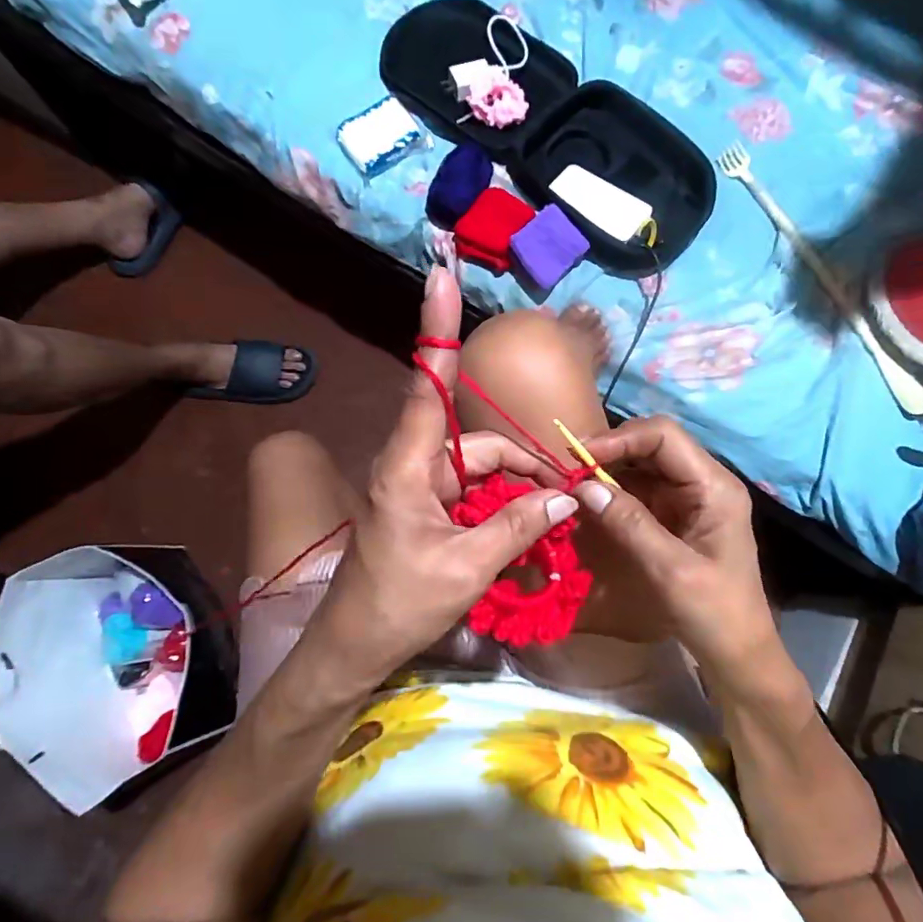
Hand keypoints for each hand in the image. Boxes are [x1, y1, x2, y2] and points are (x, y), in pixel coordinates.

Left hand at [296, 269, 577, 692]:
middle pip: (479, 444)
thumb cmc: (401, 604)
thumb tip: (567, 495)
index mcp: (408, 466)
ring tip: (550, 527)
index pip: (426, 383)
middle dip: (524, 466)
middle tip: (566, 498)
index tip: (440, 275)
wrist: (355, 646)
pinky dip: (500, 508)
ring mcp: (418, 487)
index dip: (436, 326)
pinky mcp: (424, 507)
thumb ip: (519, 526)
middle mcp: (411, 464)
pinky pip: (472, 493)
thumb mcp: (468, 567)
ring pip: (480, 471)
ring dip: (515, 493)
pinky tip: (527, 536)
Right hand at [572, 416, 779, 674]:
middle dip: (610, 449)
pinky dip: (613, 488)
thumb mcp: (670, 569)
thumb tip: (584, 487)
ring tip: (574, 480)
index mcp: (714, 487)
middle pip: (653, 443)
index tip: (580, 455)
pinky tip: (591, 498)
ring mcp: (689, 497)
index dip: (620, 438)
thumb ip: (630, 523)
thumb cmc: (713, 611)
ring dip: (608, 467)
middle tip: (570, 467)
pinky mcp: (674, 513)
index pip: (664, 436)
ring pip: (643, 463)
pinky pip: (639, 487)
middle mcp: (703, 482)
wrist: (736, 651)